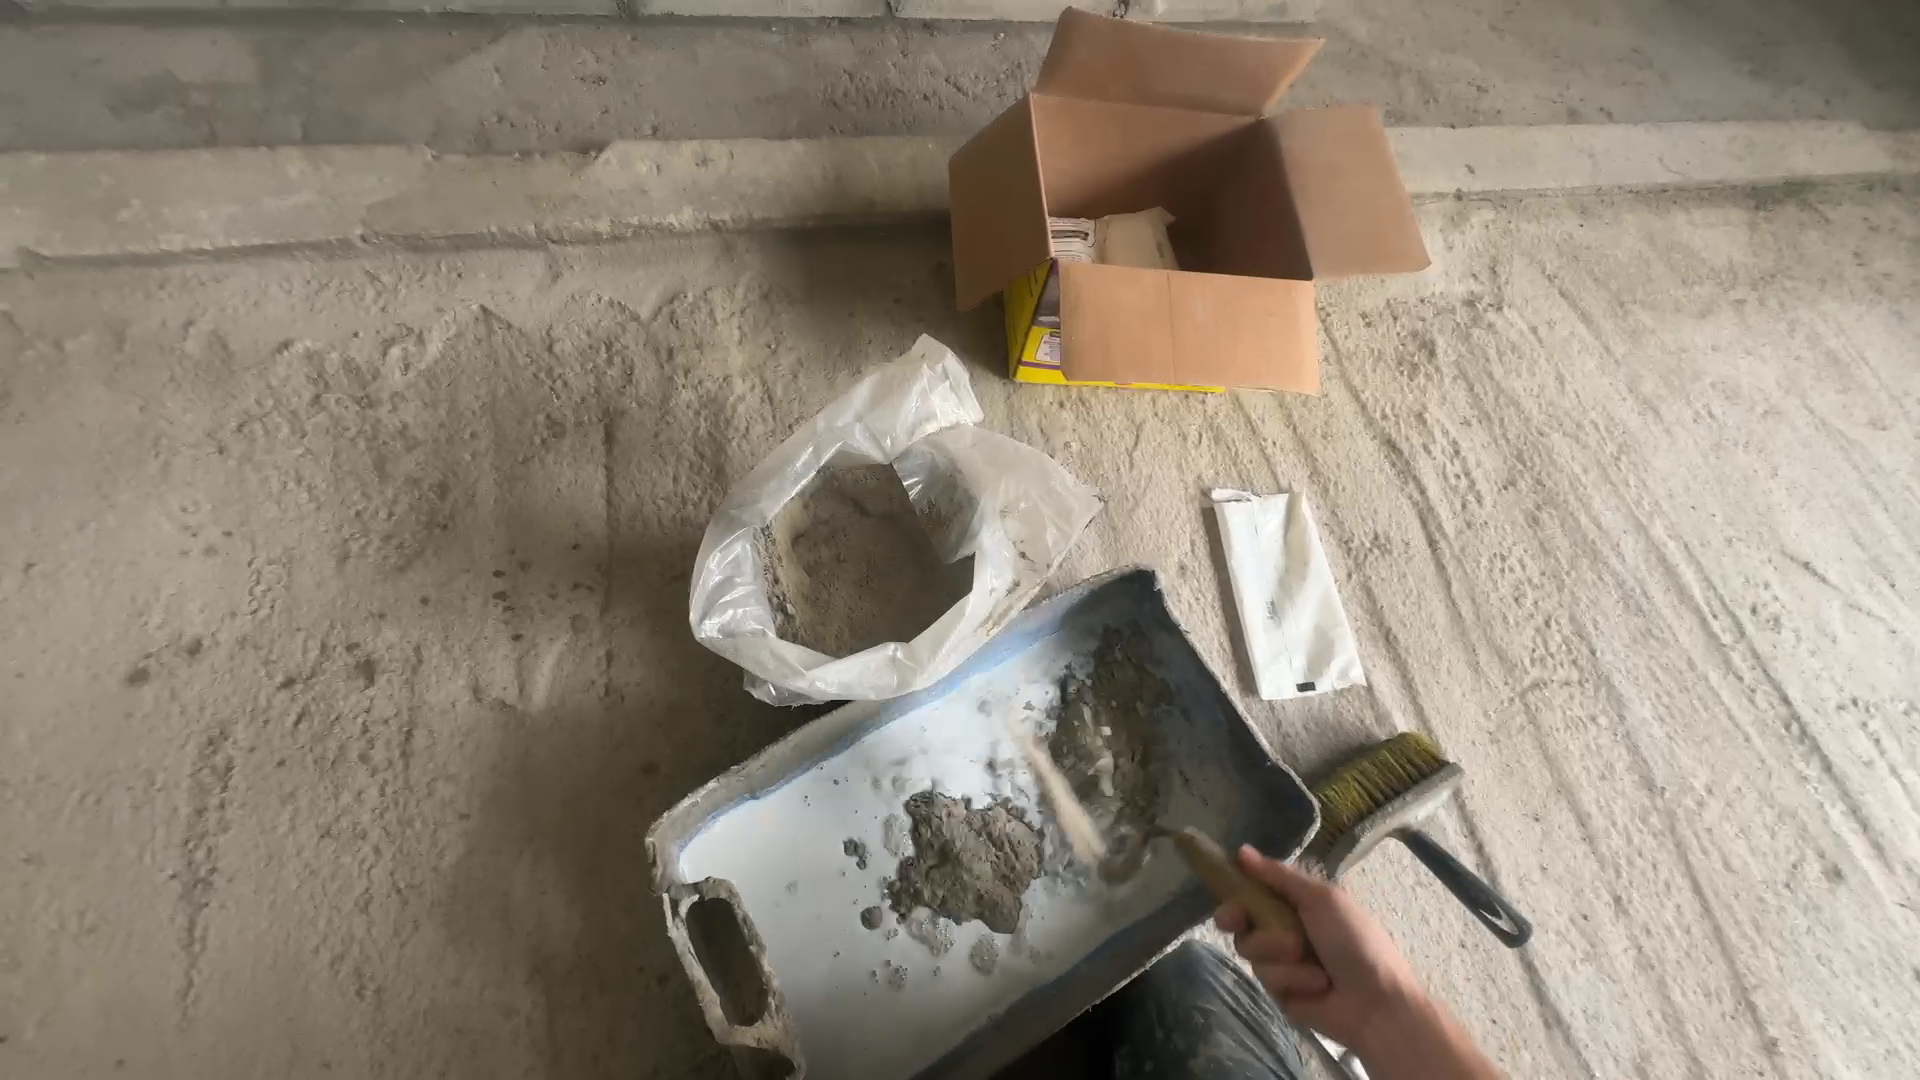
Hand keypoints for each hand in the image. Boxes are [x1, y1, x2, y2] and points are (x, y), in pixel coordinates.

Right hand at [1214, 845, 1425, 1057]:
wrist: (1379, 1005)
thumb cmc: (1356, 942)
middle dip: (1239, 919)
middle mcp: (1281, 928)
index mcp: (1294, 903)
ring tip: (1312, 964)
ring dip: (1279, 954)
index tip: (1226, 890)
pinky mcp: (1281, 991)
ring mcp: (1280, 962)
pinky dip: (1293, 979)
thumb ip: (1279, 875)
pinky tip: (1318, 985)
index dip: (1234, 890)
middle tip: (1238, 922)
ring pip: (1251, 948)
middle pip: (1239, 919)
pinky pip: (1267, 978)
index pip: (1251, 890)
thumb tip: (1241, 850)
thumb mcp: (1322, 899)